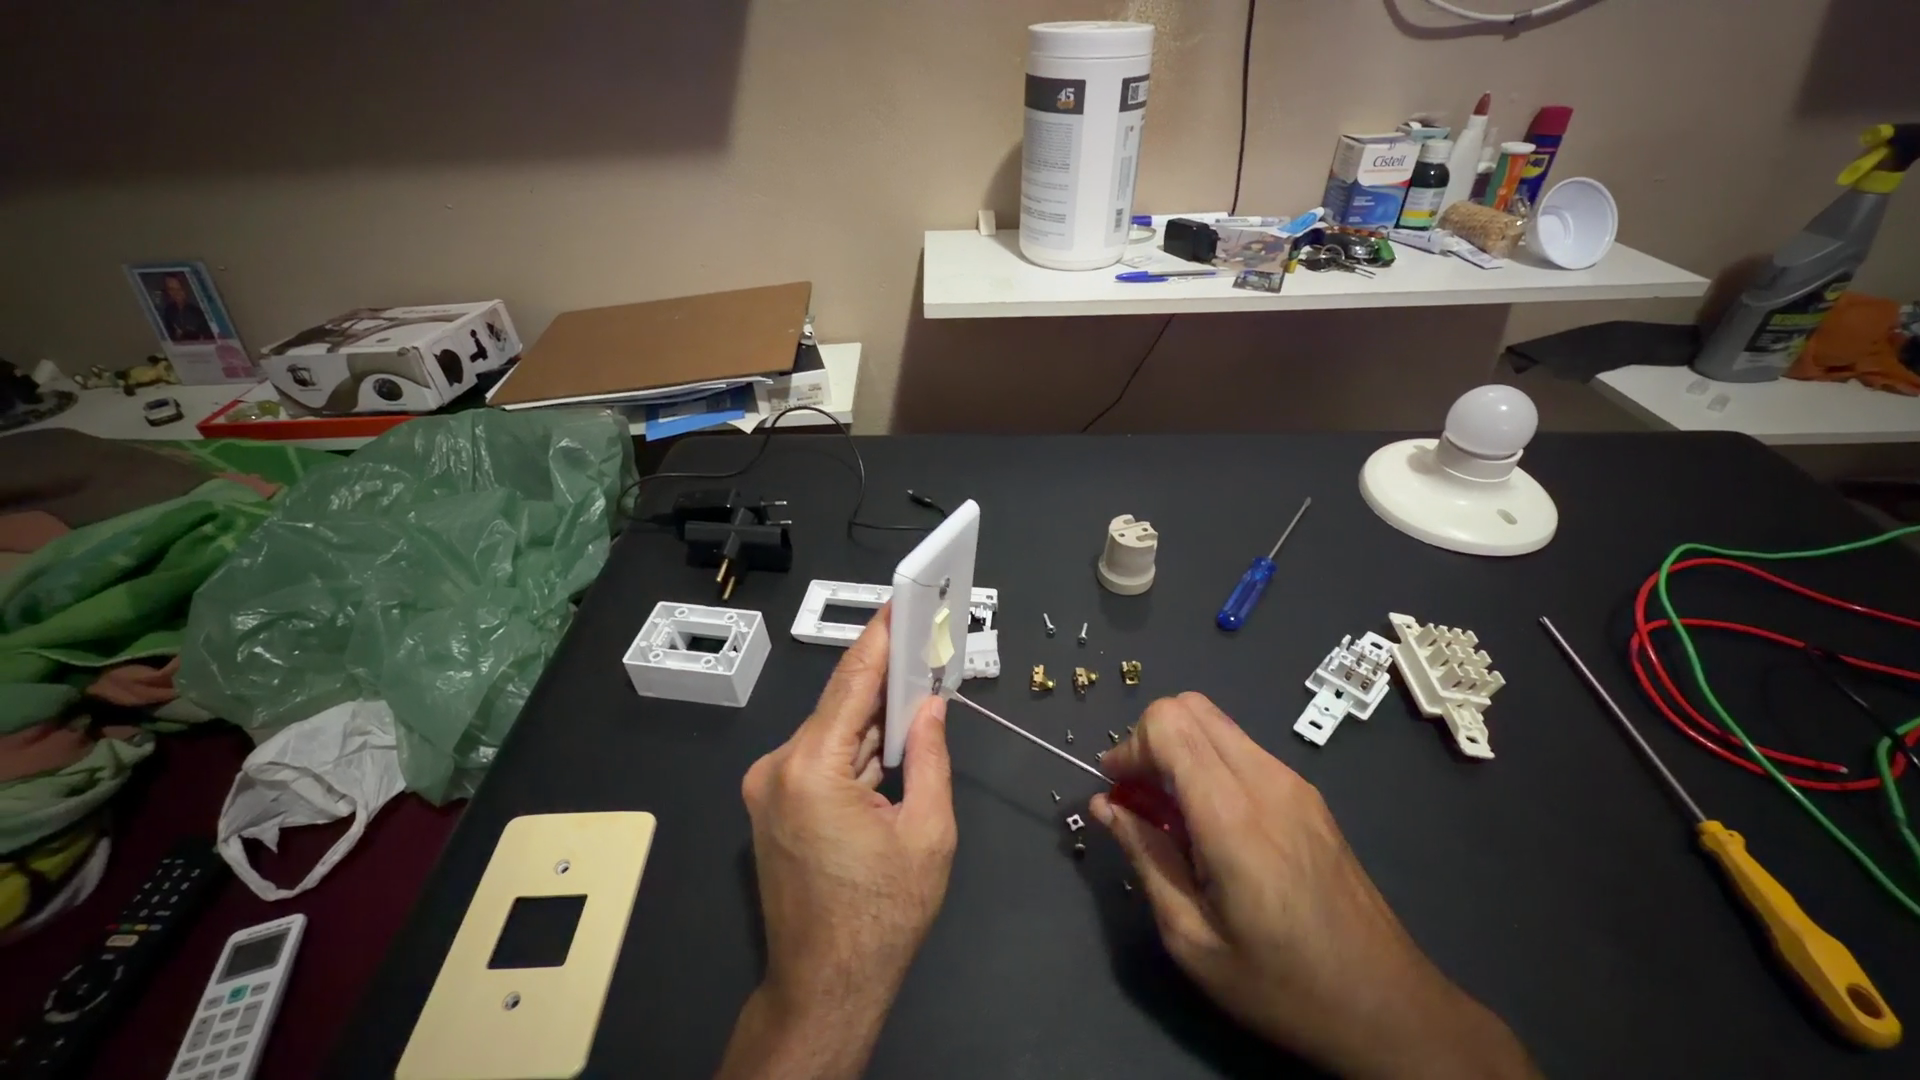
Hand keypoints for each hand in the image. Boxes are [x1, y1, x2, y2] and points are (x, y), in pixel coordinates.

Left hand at [717, 606, 955, 1079]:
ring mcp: (768, 788)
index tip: (899, 603)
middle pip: (840, 706)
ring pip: (831, 734)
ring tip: (917, 688)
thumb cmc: (883, 916)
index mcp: (811, 770)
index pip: (851, 684)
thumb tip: (932, 706)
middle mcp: (777, 769)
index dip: (879, 638)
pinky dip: (856, 749)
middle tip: (923, 645)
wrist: (826, 986)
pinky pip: (820, 760)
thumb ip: (931, 757)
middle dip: (884, 679)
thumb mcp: (927, 833)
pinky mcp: (772, 806)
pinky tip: (890, 739)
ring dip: (872, 719)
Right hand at [1092, 693, 1536, 1079]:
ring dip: (1179, 750)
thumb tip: (1107, 805)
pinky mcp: (1309, 796)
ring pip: (1217, 723)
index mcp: (1234, 816)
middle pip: (1190, 707)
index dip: (1129, 746)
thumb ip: (1145, 857)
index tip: (1116, 791)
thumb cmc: (1281, 985)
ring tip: (1169, 815)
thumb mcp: (1192, 937)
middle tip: (1137, 797)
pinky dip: (1208, 764)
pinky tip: (1208, 824)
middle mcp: (1267, 782)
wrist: (1387, 1007)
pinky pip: (1243, 750)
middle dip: (1149, 740)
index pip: (1169, 725)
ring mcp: (1295, 784)